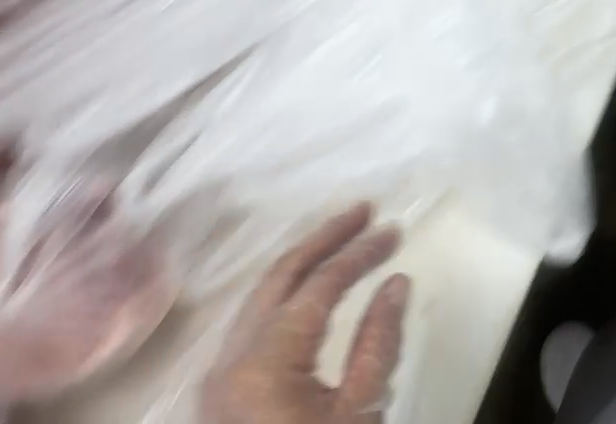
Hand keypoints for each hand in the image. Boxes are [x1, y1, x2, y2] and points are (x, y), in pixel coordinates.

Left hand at [203, 205, 409, 423]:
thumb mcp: (359, 414)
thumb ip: (378, 341)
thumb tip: (394, 283)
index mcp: (265, 362)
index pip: (320, 285)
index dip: (360, 252)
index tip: (395, 230)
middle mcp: (232, 358)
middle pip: (280, 276)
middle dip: (325, 238)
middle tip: (365, 211)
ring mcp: (220, 375)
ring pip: (262, 295)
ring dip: (305, 261)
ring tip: (344, 237)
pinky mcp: (223, 391)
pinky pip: (255, 320)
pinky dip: (288, 291)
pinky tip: (313, 284)